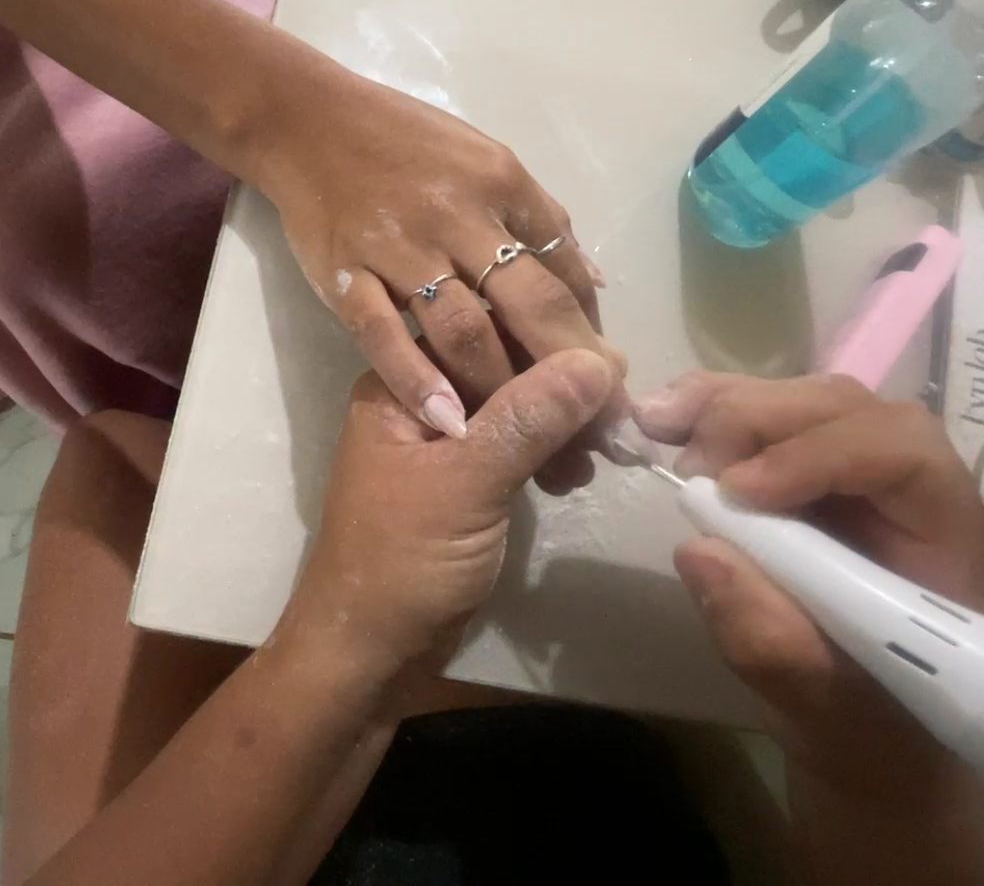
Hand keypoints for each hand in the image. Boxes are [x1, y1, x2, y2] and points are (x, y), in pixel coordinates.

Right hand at [250, 70, 627, 493]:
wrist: (306, 122)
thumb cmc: (403, 141)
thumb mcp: (484, 159)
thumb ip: (537, 218)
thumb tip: (593, 282)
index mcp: (501, 182)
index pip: (565, 268)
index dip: (594, 333)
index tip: (611, 387)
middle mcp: (458, 215)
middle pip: (529, 304)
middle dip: (570, 375)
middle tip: (596, 435)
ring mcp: (398, 247)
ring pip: (463, 328)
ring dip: (502, 389)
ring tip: (533, 447)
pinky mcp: (345, 273)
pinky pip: (383, 334)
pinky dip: (417, 379)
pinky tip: (450, 421)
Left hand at [278, 350, 616, 685]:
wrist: (367, 652)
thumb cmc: (400, 563)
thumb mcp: (464, 486)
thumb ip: (527, 421)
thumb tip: (597, 361)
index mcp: (399, 383)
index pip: (478, 331)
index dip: (546, 343)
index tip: (612, 370)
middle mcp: (417, 399)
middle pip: (500, 366)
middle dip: (561, 388)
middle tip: (616, 419)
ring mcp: (439, 439)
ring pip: (512, 407)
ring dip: (560, 423)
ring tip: (602, 452)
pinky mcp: (460, 477)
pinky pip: (512, 445)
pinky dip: (546, 453)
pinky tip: (576, 471)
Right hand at [636, 372, 983, 804]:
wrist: (863, 721)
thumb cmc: (861, 719)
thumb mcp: (817, 703)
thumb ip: (768, 636)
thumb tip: (698, 550)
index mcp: (944, 540)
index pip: (901, 453)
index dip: (816, 455)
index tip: (735, 493)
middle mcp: (907, 484)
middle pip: (841, 408)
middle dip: (753, 420)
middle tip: (685, 465)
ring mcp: (855, 467)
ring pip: (798, 398)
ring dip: (721, 403)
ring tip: (656, 421)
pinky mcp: (806, 464)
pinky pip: (763, 415)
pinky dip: (709, 411)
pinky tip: (666, 422)